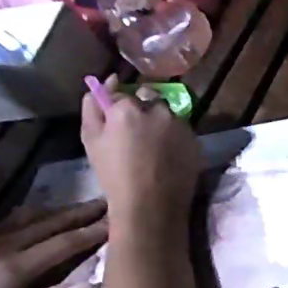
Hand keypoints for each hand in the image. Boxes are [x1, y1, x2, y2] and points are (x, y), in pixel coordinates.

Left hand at [0, 200, 108, 287]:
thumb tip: (89, 286)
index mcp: (16, 265)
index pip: (66, 243)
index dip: (96, 232)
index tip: (123, 223)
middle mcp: (6, 242)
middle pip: (54, 222)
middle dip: (86, 212)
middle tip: (114, 202)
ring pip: (37, 215)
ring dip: (68, 209)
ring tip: (92, 204)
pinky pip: (18, 218)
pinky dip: (43, 212)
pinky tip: (51, 212)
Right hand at [80, 78, 202, 233]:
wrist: (152, 206)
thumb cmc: (115, 174)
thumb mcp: (91, 138)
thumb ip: (93, 106)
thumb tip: (106, 82)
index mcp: (129, 107)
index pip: (121, 93)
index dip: (118, 106)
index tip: (117, 120)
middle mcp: (159, 111)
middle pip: (149, 98)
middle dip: (142, 108)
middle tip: (137, 132)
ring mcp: (181, 126)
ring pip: (168, 114)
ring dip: (161, 121)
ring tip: (155, 145)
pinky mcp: (196, 142)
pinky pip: (183, 131)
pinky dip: (175, 136)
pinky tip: (169, 155)